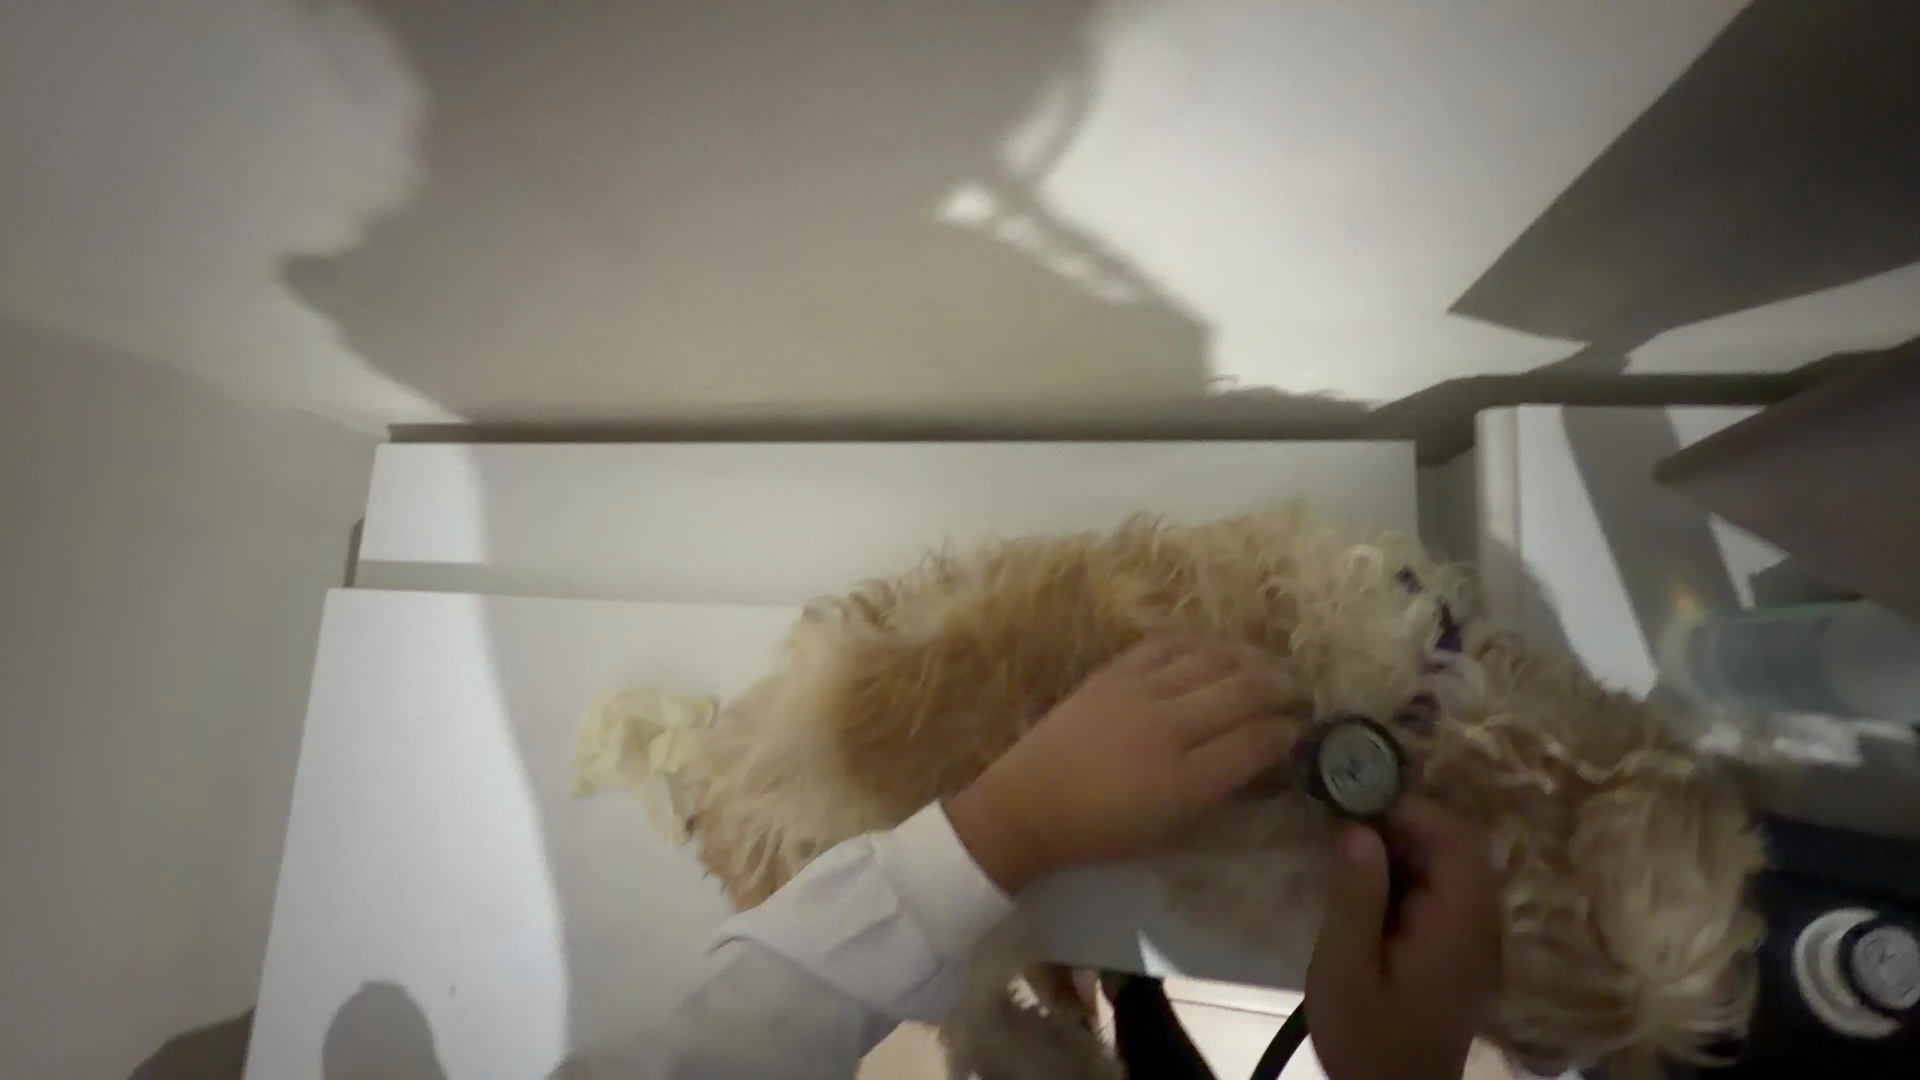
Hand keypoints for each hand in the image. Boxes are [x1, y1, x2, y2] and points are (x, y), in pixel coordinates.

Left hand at [945, 639, 1295, 891]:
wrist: (1030, 802)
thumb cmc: (1102, 829)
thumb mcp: (1170, 830)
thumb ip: (1219, 792)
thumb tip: (1258, 758)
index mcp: (1185, 779)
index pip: (1256, 742)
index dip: (1288, 732)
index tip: (1300, 728)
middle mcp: (1167, 726)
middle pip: (1241, 690)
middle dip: (1280, 686)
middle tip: (1296, 690)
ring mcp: (1136, 691)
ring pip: (1208, 658)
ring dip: (1246, 658)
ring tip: (1263, 665)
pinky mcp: (1111, 672)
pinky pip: (1165, 643)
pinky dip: (1198, 643)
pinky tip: (1212, 649)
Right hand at [1305, 798, 1501, 1079]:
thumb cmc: (1364, 1037)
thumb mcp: (1344, 968)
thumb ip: (1354, 897)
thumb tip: (1358, 827)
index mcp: (1459, 932)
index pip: (1460, 844)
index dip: (1413, 808)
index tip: (1355, 799)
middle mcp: (1479, 930)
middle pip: (1457, 849)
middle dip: (1399, 820)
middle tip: (1340, 814)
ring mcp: (1471, 941)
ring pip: (1447, 865)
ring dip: (1398, 842)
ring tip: (1342, 838)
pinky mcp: (1454, 950)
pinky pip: (1437, 889)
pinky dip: (1401, 868)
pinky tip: (1360, 875)